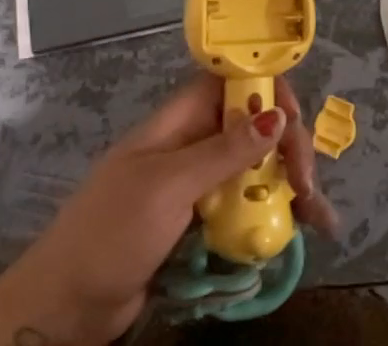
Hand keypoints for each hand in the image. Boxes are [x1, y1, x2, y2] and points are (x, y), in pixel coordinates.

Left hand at [0, 75, 336, 345]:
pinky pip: (242, 211)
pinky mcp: (198, 226)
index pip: (227, 85)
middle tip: (309, 187)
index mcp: (175, 124)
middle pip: (249, 129)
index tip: (293, 122)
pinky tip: (298, 234)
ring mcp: (194, 189)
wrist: (67, 302)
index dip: (264, 90)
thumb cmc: (112, 231)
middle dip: (285, 149)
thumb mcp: (169, 186)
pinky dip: (270, 219)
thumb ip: (223, 152)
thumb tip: (276, 113)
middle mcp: (188, 148)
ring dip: (286, 188)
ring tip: (320, 219)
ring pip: (251, 172)